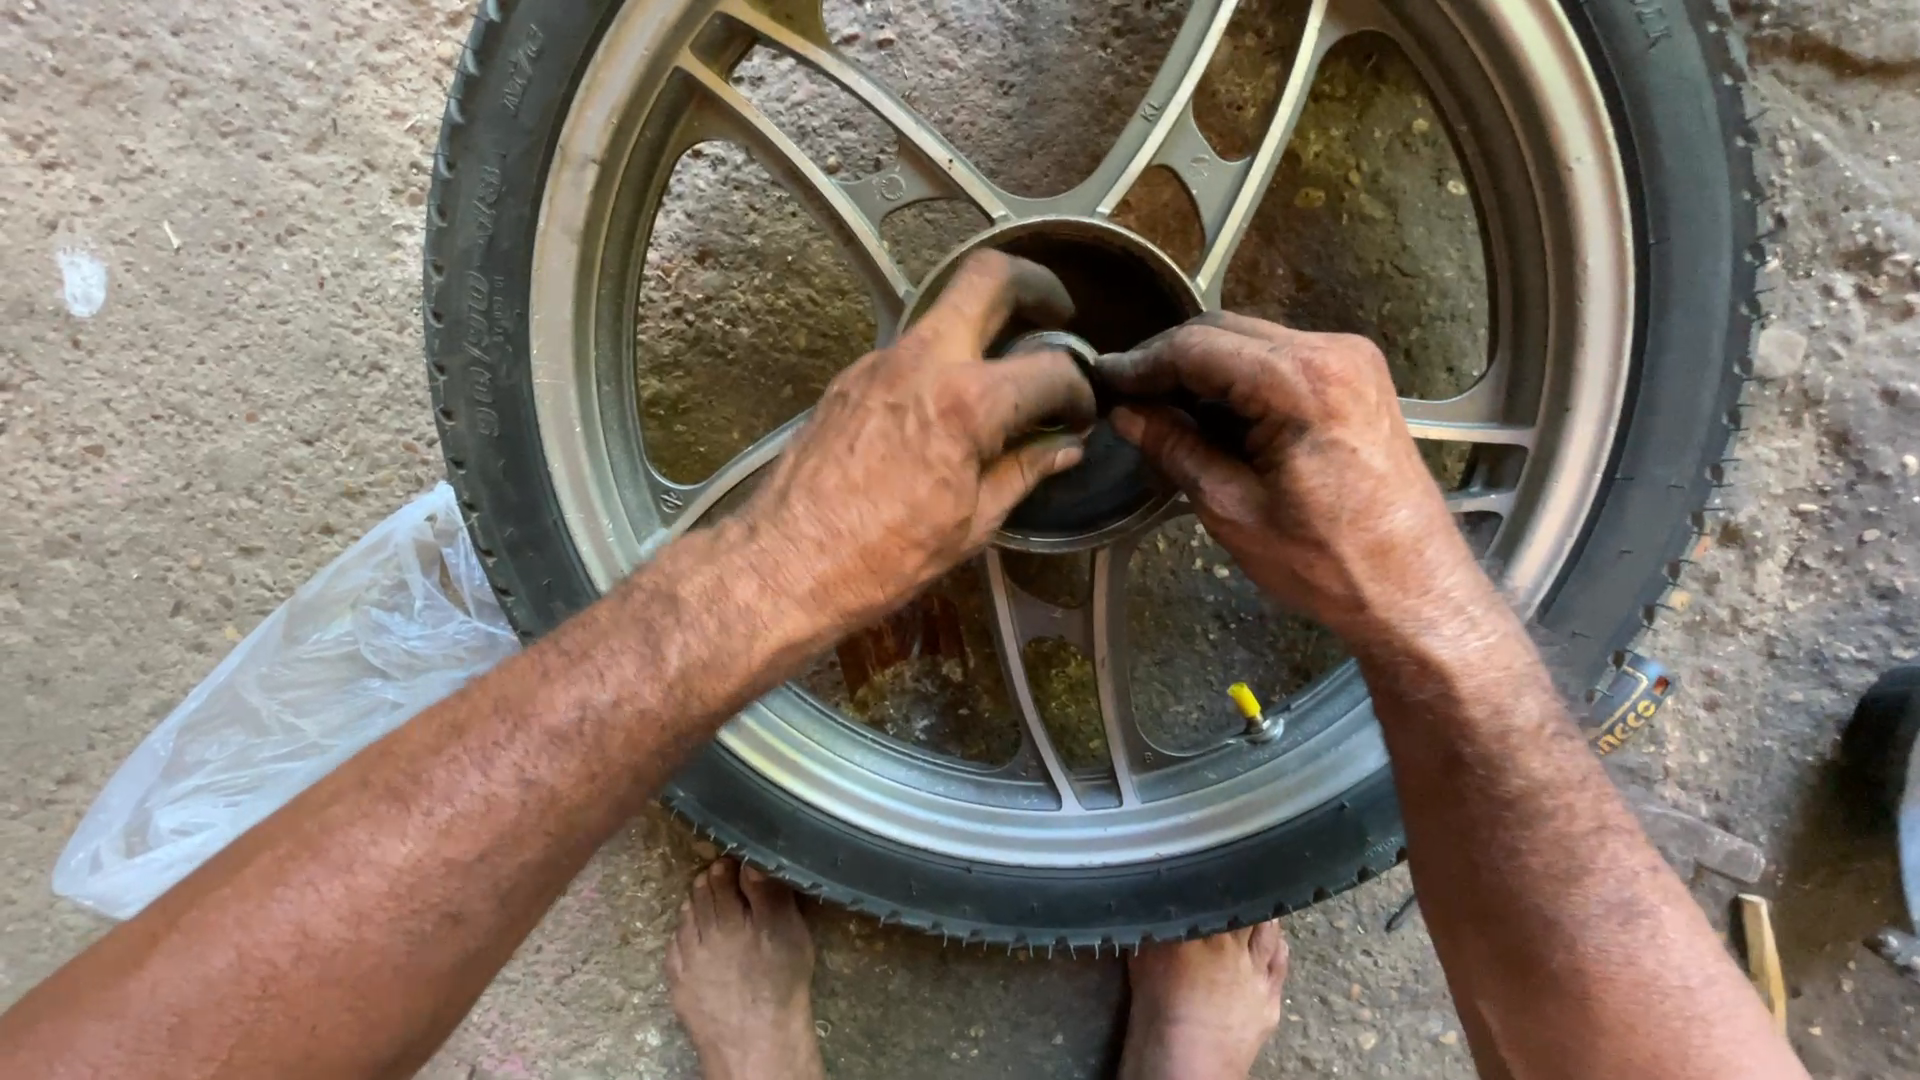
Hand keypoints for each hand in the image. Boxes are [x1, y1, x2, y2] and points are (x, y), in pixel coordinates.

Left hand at [740, 251, 1096, 630]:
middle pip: (987, 277)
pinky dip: (942, 360)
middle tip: (1057, 312)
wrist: (786, 562)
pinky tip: (947, 406)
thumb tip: (1064, 448)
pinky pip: (909, 349)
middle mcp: (922, 361)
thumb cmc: (885, 557)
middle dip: (1034, 283)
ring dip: (983, 324)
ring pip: (943, 310)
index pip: (1048, 369)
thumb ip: (1024, 471)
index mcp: (966, 403)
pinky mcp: (849, 378)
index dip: (1078, 390)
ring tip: (1004, 371)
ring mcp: (878, 362)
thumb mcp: (972, 523)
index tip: (1079, 416)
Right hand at [1097, 312, 1490, 638]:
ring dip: (1200, 371)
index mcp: (1301, 382)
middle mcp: (1332, 351)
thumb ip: (1175, 448)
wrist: (1414, 590)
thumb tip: (1126, 414)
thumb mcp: (1231, 507)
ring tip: (1158, 411)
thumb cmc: (1324, 561)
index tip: (1102, 381)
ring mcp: (1351, 361)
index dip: (1142, 363)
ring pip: (1248, 343)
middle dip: (1167, 362)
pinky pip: (1277, 361)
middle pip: (1223, 332)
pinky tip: (1207, 415)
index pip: (1198, 347)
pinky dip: (1235, 381)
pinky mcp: (1356, 379)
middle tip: (1125, 397)